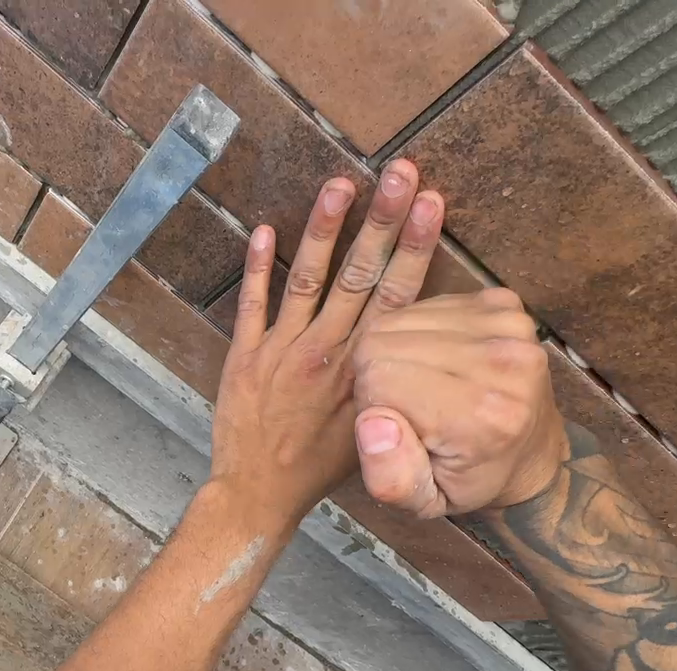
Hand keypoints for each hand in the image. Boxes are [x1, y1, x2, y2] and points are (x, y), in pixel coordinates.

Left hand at [208, 162, 445, 534]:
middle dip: (383, 221)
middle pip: (359, 276)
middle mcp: (324, 352)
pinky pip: (251, 306)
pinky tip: (263, 232)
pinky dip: (257, 269)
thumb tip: (408, 344)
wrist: (259, 492)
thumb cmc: (317, 467)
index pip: (395, 296)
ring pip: (308, 280)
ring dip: (324, 230)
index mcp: (361, 369)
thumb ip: (385, 383)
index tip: (432, 202)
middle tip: (400, 173)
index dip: (415, 247)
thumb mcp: (368, 429)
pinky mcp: (244, 358)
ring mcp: (281, 351)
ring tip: (340, 186)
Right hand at [350, 289, 566, 516]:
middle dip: (378, 374)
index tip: (393, 426)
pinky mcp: (506, 304)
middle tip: (405, 406)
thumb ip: (390, 477)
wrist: (534, 456)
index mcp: (481, 417)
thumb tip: (372, 422)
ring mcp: (509, 327)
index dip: (370, 402)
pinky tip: (439, 361)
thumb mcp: (423, 502)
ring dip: (397, 351)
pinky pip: (426, 307)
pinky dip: (420, 333)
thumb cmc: (469, 482)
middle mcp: (504, 362)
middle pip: (384, 342)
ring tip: (423, 384)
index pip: (379, 376)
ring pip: (400, 321)